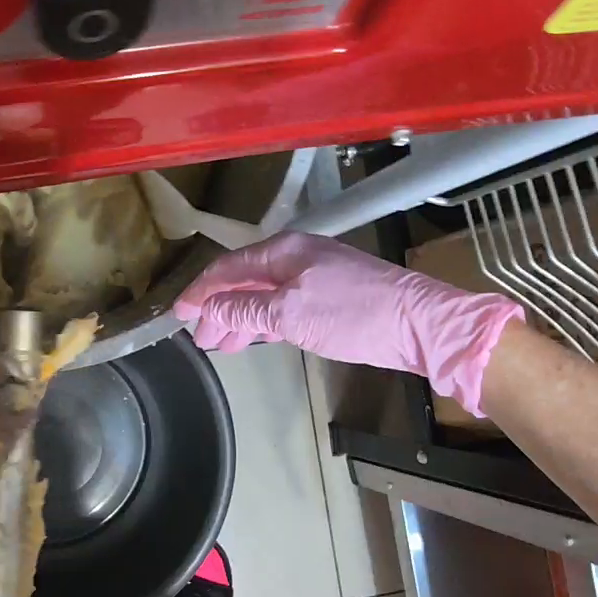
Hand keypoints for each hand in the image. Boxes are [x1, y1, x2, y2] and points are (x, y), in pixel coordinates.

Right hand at [174, 232, 523, 416]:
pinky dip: (265, 321)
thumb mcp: (290, 314)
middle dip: (219, 309)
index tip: (178, 313)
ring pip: (264, 295)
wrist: (419, 324)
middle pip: (244, 281)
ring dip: (241, 318)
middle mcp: (297, 256)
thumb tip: (209, 308)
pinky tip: (255, 337)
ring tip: (222, 345)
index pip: (228, 268)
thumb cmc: (353, 313)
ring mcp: (315, 275)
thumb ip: (245, 310)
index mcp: (284, 251)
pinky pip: (283, 305)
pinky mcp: (330, 296)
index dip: (200, 291)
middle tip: (201, 338)